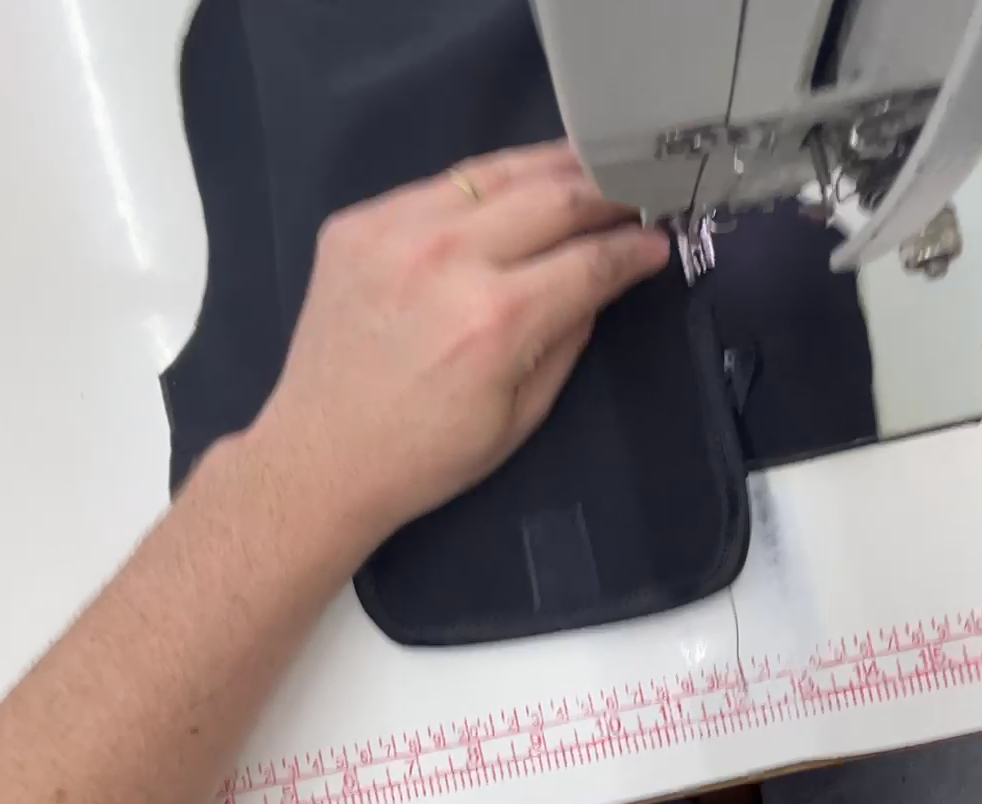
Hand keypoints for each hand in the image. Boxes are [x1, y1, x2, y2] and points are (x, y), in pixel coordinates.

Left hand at [247, 141, 670, 546]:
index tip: (659, 238)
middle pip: (552, 197)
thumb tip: (600, 285)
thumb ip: (568, 340)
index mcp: (496, 319)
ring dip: (553, 167)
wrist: (322, 458)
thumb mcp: (521, 416)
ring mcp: (394, 230)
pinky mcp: (357, 223)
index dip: (634, 248)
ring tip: (588, 169)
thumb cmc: (429, 456)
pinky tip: (511, 195)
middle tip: (635, 192)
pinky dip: (488, 187)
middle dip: (607, 192)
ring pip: (496, 173)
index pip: (589, 261)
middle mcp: (447, 258)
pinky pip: (441, 186)